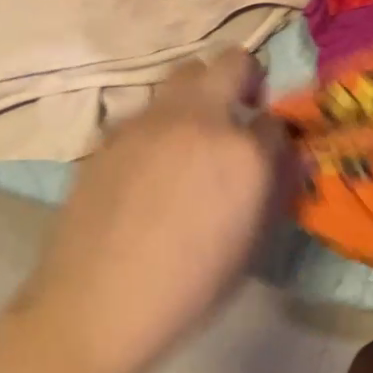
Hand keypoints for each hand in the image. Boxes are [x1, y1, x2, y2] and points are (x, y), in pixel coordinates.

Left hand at [15, 49, 292, 372]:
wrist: (95, 309)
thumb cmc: (188, 287)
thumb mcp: (251, 241)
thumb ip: (271, 186)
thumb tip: (278, 156)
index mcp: (244, 152)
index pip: (275, 118)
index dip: (274, 134)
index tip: (267, 151)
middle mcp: (200, 121)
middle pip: (232, 62)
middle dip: (243, 79)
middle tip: (239, 111)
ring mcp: (150, 122)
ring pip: (185, 74)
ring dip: (199, 93)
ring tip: (191, 134)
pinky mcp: (111, 134)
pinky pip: (146, 110)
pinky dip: (159, 123)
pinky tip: (149, 162)